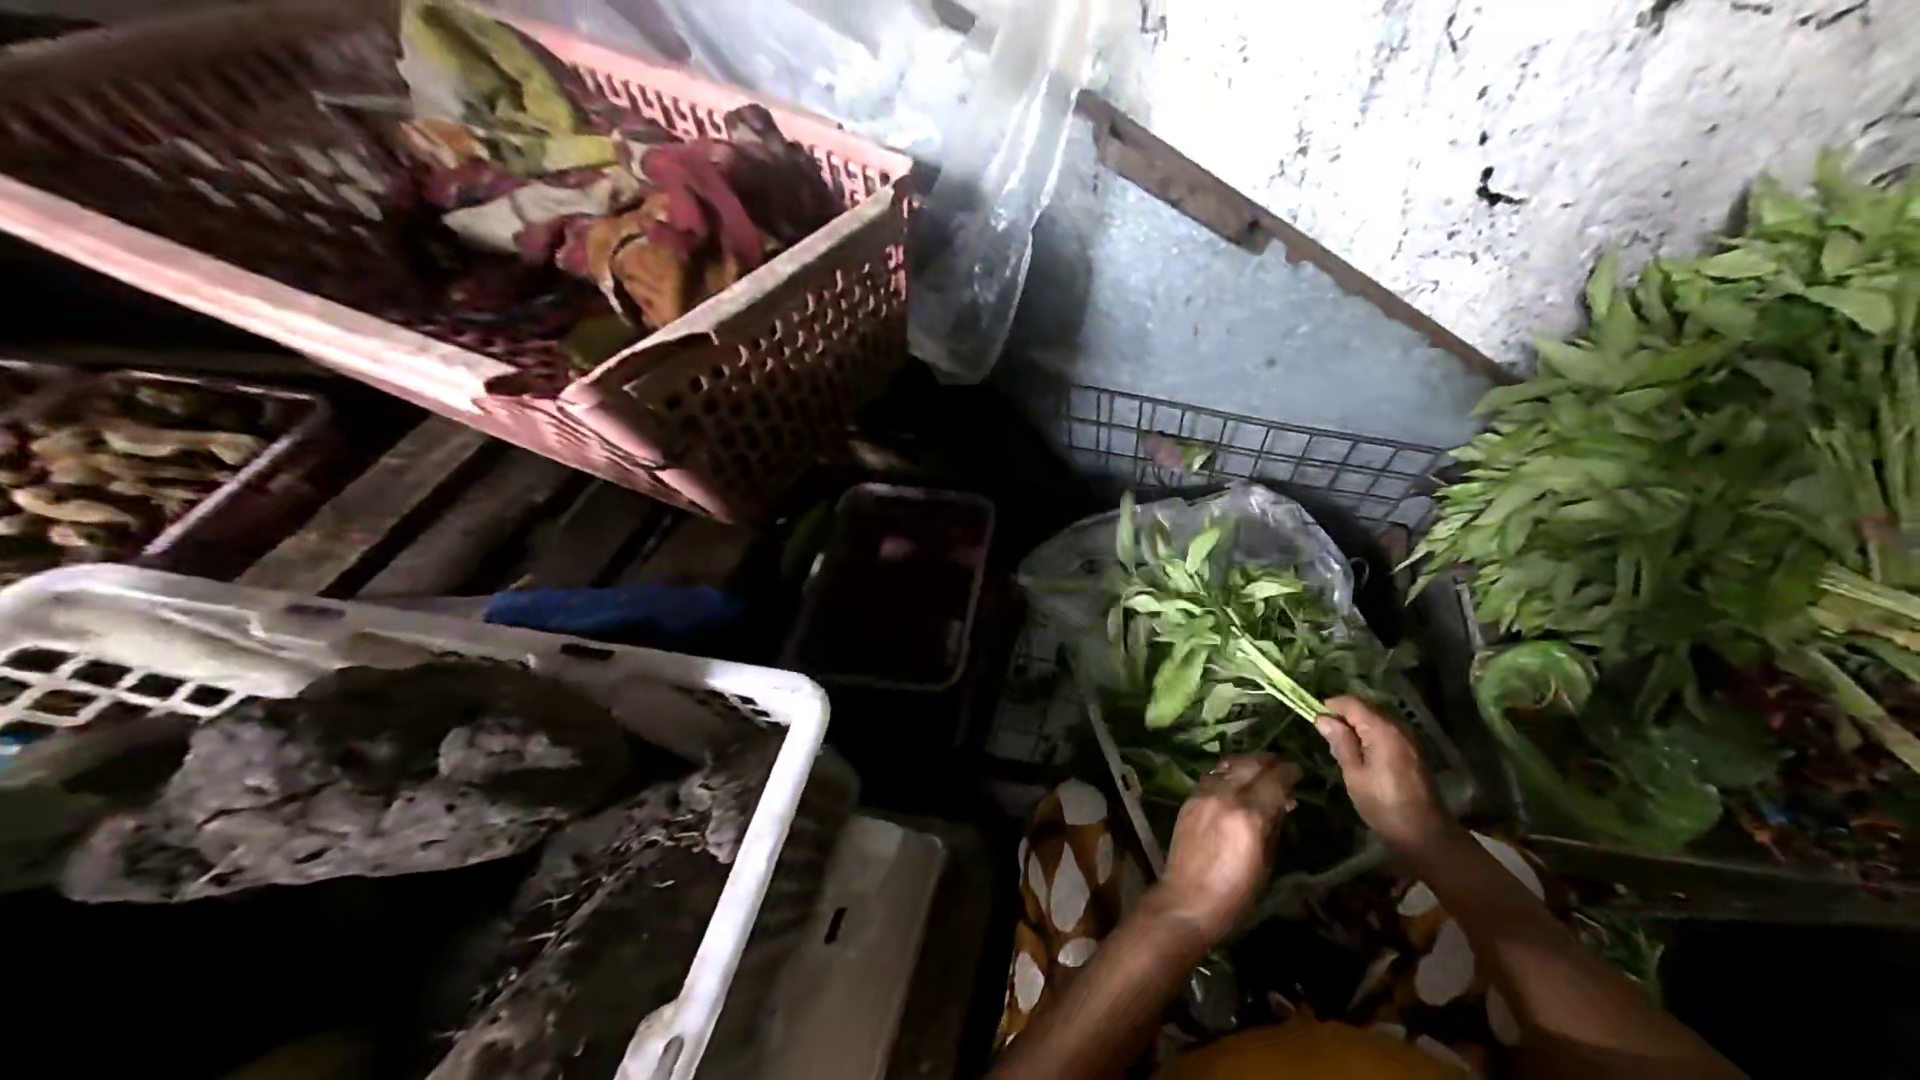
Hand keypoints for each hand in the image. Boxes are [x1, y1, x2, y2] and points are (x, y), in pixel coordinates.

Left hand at [1150, 754, 1300, 943]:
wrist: (1188, 900)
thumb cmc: (1236, 892)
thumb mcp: (1266, 861)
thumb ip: (1274, 825)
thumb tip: (1284, 801)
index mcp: (1249, 814)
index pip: (1274, 779)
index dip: (1289, 771)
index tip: (1298, 770)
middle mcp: (1225, 796)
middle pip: (1249, 764)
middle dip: (1268, 761)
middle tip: (1281, 765)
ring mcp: (1203, 795)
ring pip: (1227, 766)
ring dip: (1246, 764)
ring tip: (1259, 770)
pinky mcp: (1189, 800)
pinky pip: (1211, 777)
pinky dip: (1226, 774)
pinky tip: (1234, 782)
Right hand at [1315, 696, 1450, 852]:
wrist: (1425, 832)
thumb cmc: (1383, 804)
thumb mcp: (1354, 774)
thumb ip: (1340, 742)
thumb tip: (1322, 718)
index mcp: (1382, 730)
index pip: (1351, 703)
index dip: (1330, 706)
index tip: (1314, 719)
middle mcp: (1398, 727)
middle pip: (1365, 707)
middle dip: (1343, 714)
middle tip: (1325, 733)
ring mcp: (1409, 738)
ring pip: (1376, 718)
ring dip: (1356, 723)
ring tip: (1341, 743)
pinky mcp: (1413, 750)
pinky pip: (1386, 730)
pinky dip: (1370, 732)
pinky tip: (1361, 751)